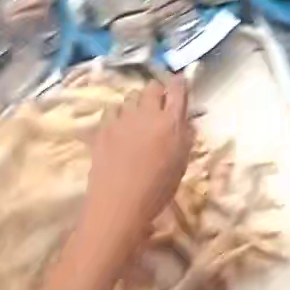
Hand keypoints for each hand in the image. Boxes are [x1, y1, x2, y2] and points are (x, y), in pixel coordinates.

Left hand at [82, 76, 192, 240]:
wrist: (119, 205)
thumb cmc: (158, 188)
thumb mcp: (182, 161)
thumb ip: (185, 136)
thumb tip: (186, 120)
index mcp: (172, 121)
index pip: (177, 88)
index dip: (179, 84)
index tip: (179, 85)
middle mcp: (148, 113)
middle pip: (152, 87)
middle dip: (157, 91)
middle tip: (159, 104)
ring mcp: (122, 120)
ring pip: (130, 96)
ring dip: (137, 102)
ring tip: (138, 116)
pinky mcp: (102, 129)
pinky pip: (111, 111)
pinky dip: (117, 114)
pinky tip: (119, 127)